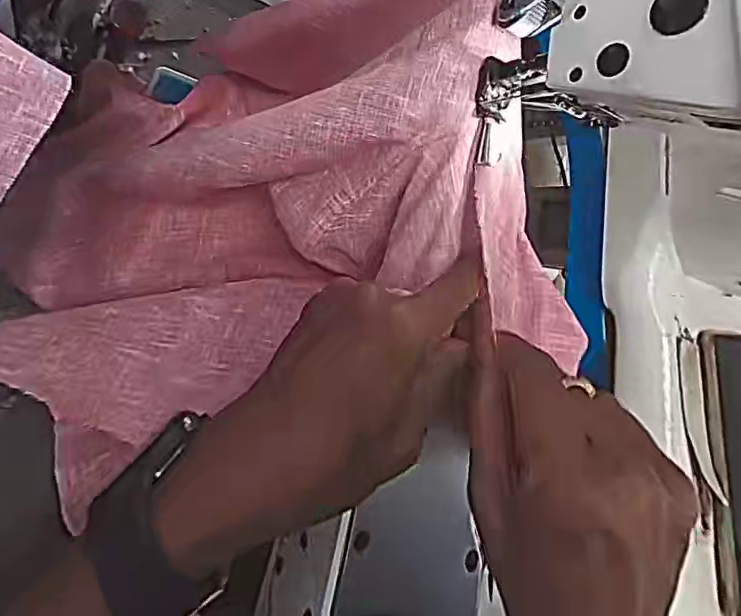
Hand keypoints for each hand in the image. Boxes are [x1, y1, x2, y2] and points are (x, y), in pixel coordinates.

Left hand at [148, 260, 480, 575]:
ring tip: (377, 381)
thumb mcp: (405, 435)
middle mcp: (371, 297)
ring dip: (395, 332)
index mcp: (403, 326)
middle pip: (423, 300)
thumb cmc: (328, 459)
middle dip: (432, 329)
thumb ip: (440, 378)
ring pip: (391, 307)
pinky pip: (360, 310)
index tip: (489, 292)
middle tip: (426, 370)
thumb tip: (457, 349)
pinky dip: (366, 331)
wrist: (251, 461)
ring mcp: (338, 297)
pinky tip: (351, 374)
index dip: (482, 283)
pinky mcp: (315, 305)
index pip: (462, 279)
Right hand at [469, 330, 697, 615]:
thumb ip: (485, 416)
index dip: (514, 356)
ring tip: (572, 472)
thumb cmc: (542, 587)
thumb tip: (486, 356)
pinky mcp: (679, 483)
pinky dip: (614, 444)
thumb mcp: (491, 503)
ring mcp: (656, 477)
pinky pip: (635, 429)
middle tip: (536, 448)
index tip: (502, 351)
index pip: (538, 373)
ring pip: (603, 403)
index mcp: (565, 479)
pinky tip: (602, 482)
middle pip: (571, 387)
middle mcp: (620, 471)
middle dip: (545, 404)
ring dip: (581, 423)